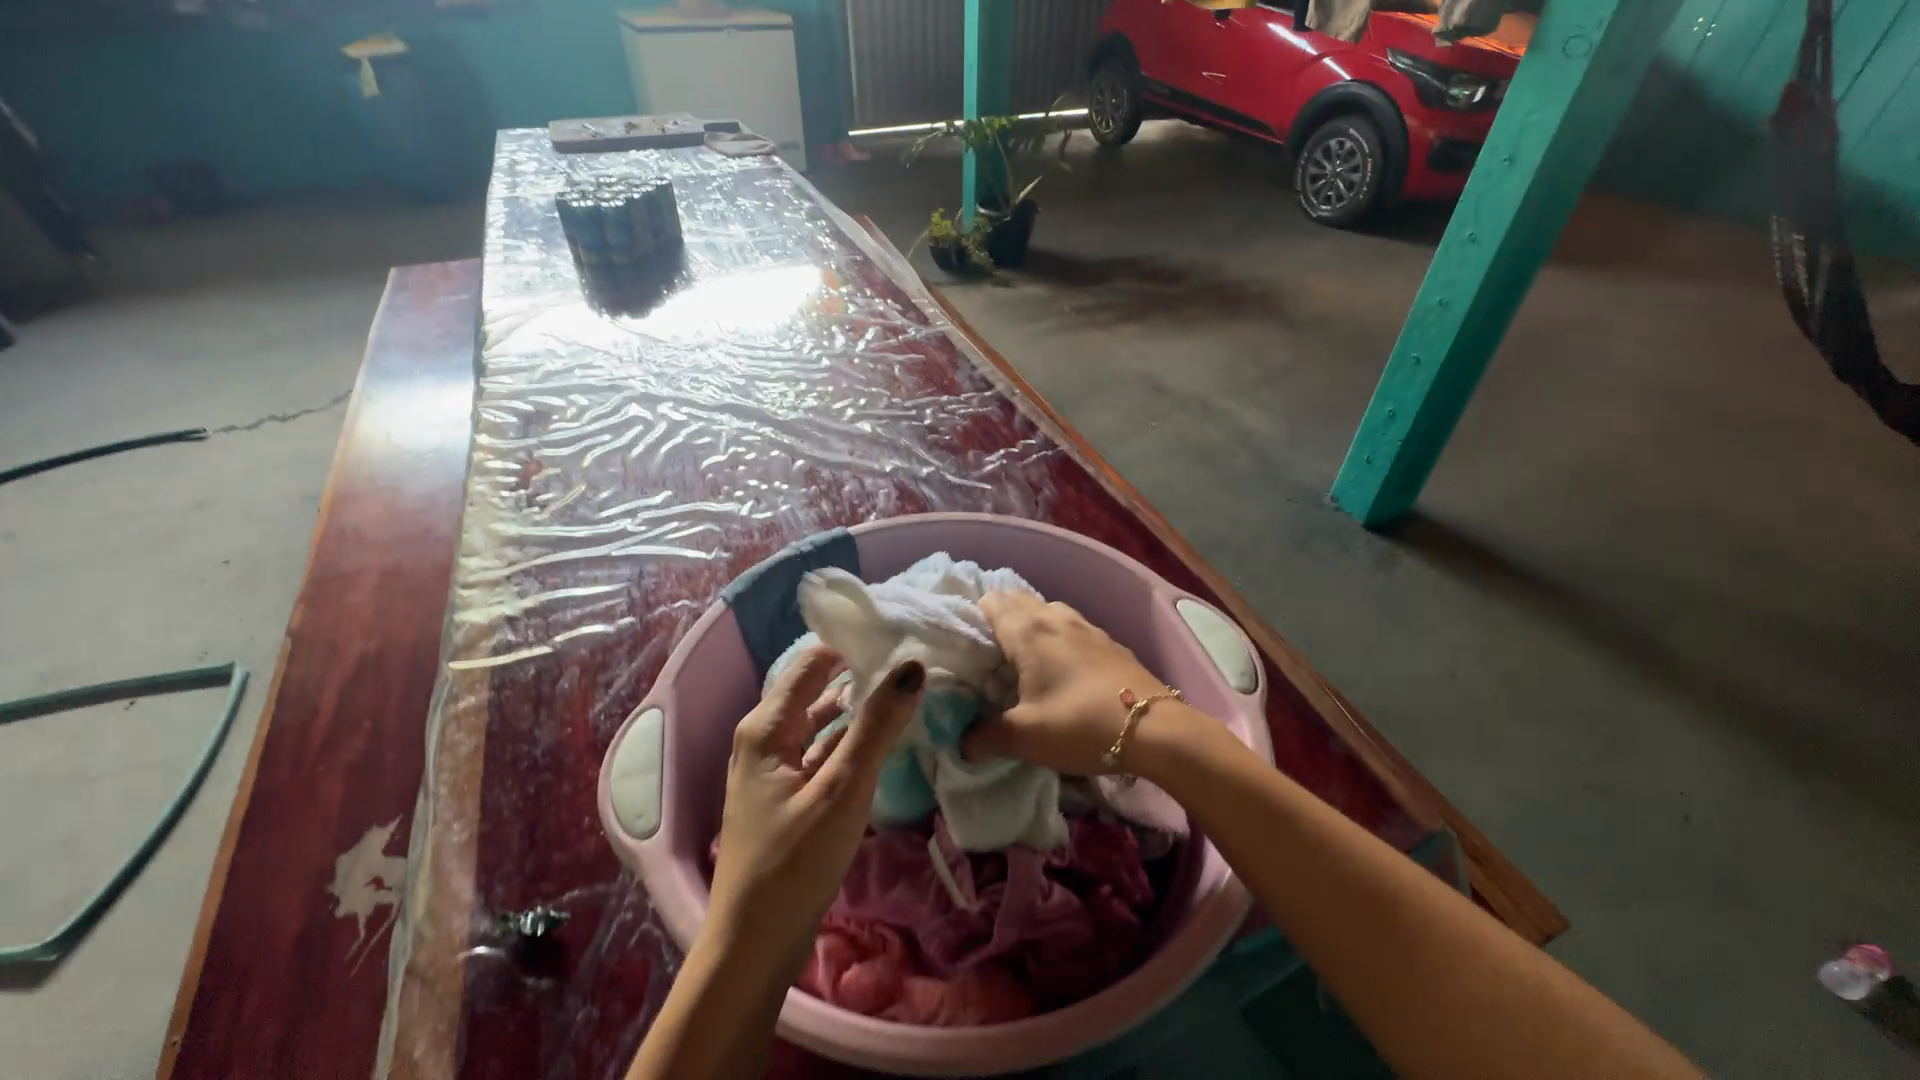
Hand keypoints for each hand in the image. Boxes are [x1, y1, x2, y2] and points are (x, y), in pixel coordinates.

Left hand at [706, 646, 924, 962]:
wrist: (755, 942)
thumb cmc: (795, 861)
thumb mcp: (841, 789)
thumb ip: (876, 727)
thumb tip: (912, 666)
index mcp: (766, 727)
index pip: (811, 663)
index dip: (851, 645)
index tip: (898, 634)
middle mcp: (764, 739)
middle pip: (815, 691)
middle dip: (859, 676)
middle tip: (913, 664)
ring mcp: (773, 770)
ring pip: (820, 725)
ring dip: (857, 712)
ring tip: (906, 697)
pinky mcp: (787, 797)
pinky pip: (821, 754)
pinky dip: (849, 744)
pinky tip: (882, 746)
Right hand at [962, 591, 1165, 774]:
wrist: (1156, 730)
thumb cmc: (1079, 725)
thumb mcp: (1023, 738)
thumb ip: (984, 738)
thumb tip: (962, 744)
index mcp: (1028, 630)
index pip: (992, 600)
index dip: (974, 616)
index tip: (964, 644)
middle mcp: (1056, 618)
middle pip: (1019, 600)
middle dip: (1000, 619)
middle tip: (988, 655)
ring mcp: (1088, 628)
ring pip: (1049, 612)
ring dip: (1032, 628)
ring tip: (1023, 661)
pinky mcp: (1111, 644)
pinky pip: (1074, 629)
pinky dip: (1060, 640)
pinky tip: (1063, 671)